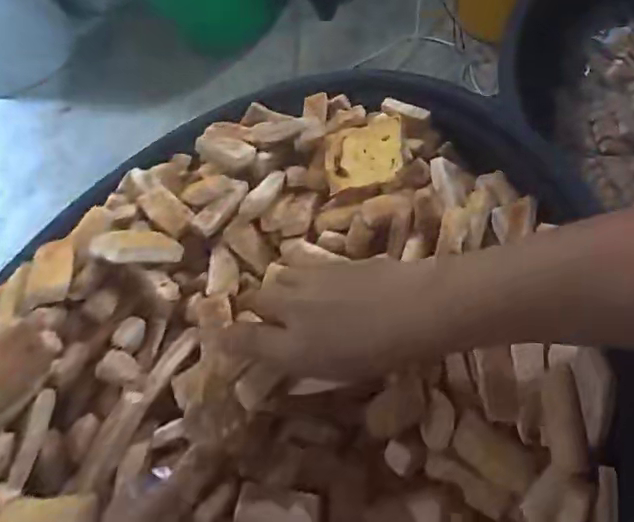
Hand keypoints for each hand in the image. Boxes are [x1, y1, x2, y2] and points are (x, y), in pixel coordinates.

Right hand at [221, 258, 445, 381]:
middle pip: (256, 301)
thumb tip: (287, 355)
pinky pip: (300, 263)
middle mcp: (292, 311)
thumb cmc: (380, 354)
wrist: (412, 307)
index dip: (228, 338)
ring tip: (288, 295)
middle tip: (264, 316)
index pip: (244, 340)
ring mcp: (310, 280)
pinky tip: (312, 279)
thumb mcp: (337, 373)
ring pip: (277, 277)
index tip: (221, 336)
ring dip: (277, 286)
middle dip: (254, 308)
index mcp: (292, 349)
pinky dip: (299, 272)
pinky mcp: (329, 260)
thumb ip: (305, 362)